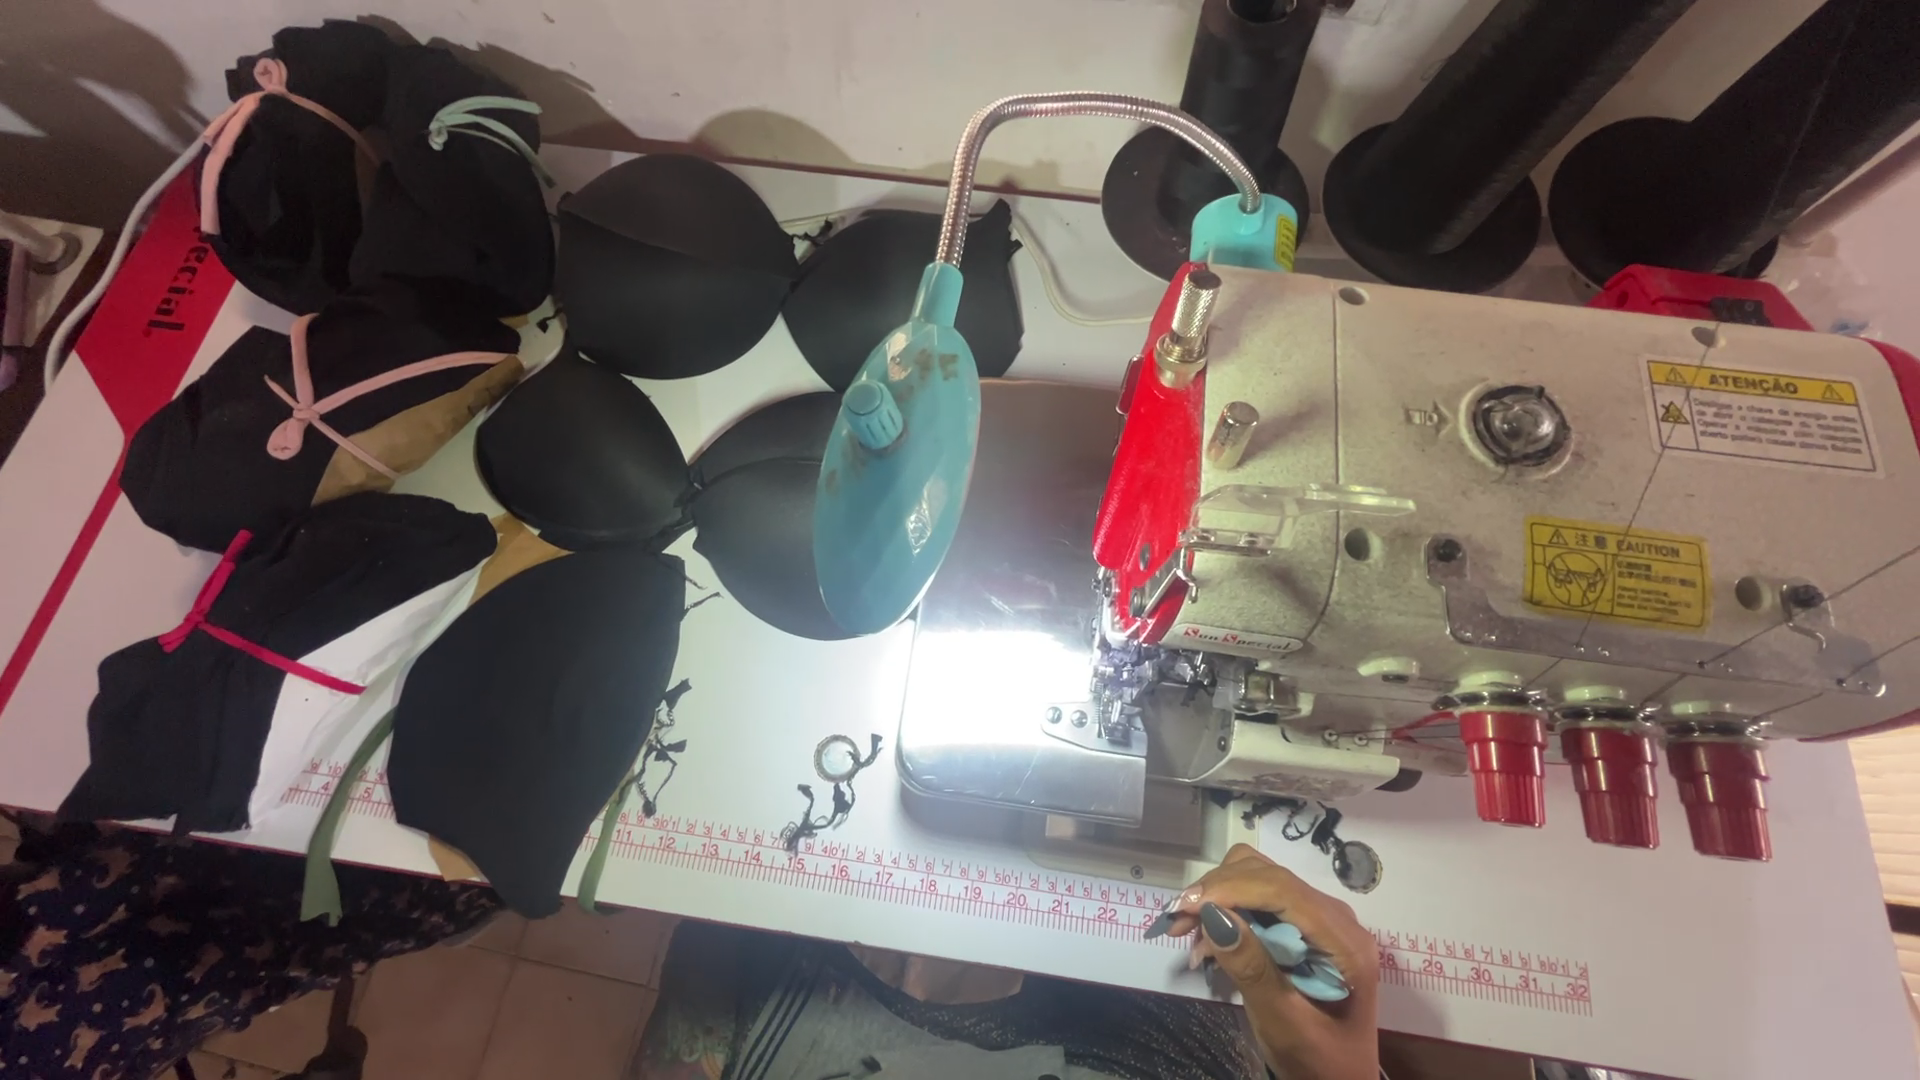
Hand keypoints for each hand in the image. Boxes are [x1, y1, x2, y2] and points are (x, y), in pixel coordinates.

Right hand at [1162, 844, 1378, 1079]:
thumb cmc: (1317, 1061)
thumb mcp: (1285, 1024)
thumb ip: (1252, 969)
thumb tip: (1214, 914)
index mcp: (1343, 942)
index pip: (1282, 889)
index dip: (1230, 888)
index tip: (1186, 906)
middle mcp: (1334, 916)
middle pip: (1265, 876)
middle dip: (1216, 891)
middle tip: (1177, 922)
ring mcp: (1317, 915)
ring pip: (1256, 876)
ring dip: (1217, 895)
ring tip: (1187, 929)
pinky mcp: (1299, 921)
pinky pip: (1255, 894)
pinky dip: (1225, 906)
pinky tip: (1206, 936)